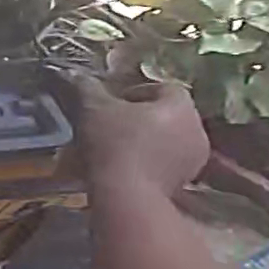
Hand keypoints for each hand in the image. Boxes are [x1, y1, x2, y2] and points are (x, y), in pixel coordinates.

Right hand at [72, 73, 208, 200]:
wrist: (127, 195)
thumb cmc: (114, 142)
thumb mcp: (92, 108)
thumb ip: (86, 87)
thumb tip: (72, 73)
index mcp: (180, 106)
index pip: (162, 87)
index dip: (135, 91)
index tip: (111, 103)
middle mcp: (197, 129)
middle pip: (167, 114)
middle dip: (140, 117)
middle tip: (111, 124)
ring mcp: (195, 159)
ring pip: (167, 139)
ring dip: (145, 140)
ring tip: (114, 148)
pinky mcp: (185, 183)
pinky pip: (166, 162)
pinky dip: (148, 161)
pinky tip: (124, 167)